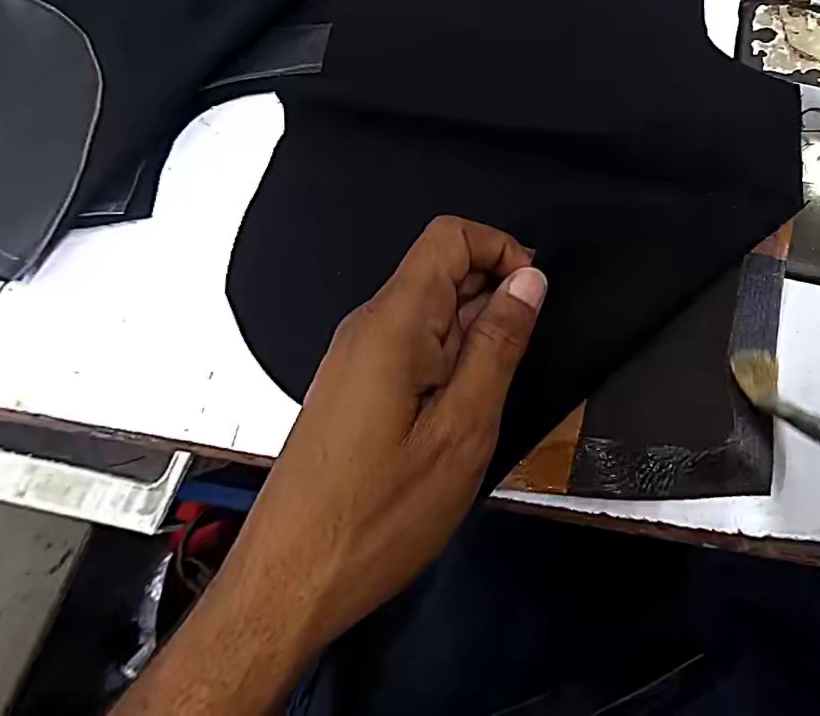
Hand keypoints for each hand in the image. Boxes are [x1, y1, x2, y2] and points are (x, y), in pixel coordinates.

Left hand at [236, 214, 545, 637]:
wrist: (289, 584)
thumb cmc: (375, 517)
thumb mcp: (463, 427)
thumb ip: (500, 343)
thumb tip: (529, 282)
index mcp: (393, 324)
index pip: (450, 235)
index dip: (502, 249)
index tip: (531, 294)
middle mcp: (369, 327)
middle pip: (443, 267)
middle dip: (494, 295)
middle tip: (512, 358)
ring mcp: (359, 355)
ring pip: (434, 307)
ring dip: (475, 332)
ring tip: (485, 395)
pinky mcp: (358, 383)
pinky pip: (415, 342)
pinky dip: (452, 357)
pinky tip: (459, 409)